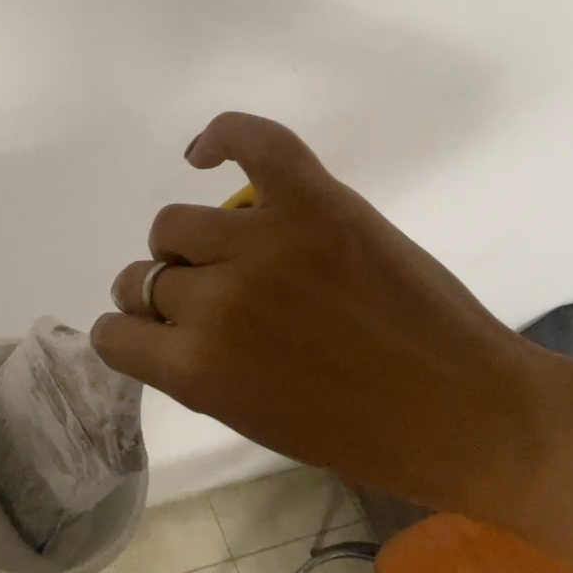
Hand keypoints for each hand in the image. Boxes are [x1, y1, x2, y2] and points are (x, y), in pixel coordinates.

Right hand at [92, 111, 572, 522]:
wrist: (460, 412)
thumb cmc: (354, 434)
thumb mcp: (245, 416)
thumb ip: (189, 367)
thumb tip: (159, 325)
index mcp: (196, 368)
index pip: (112, 334)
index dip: (127, 336)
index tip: (152, 337)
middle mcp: (216, 299)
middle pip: (148, 278)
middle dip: (168, 297)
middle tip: (213, 307)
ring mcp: (264, 241)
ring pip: (175, 224)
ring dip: (187, 246)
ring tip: (228, 255)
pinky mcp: (314, 202)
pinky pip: (252, 142)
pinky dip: (222, 138)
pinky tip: (206, 154)